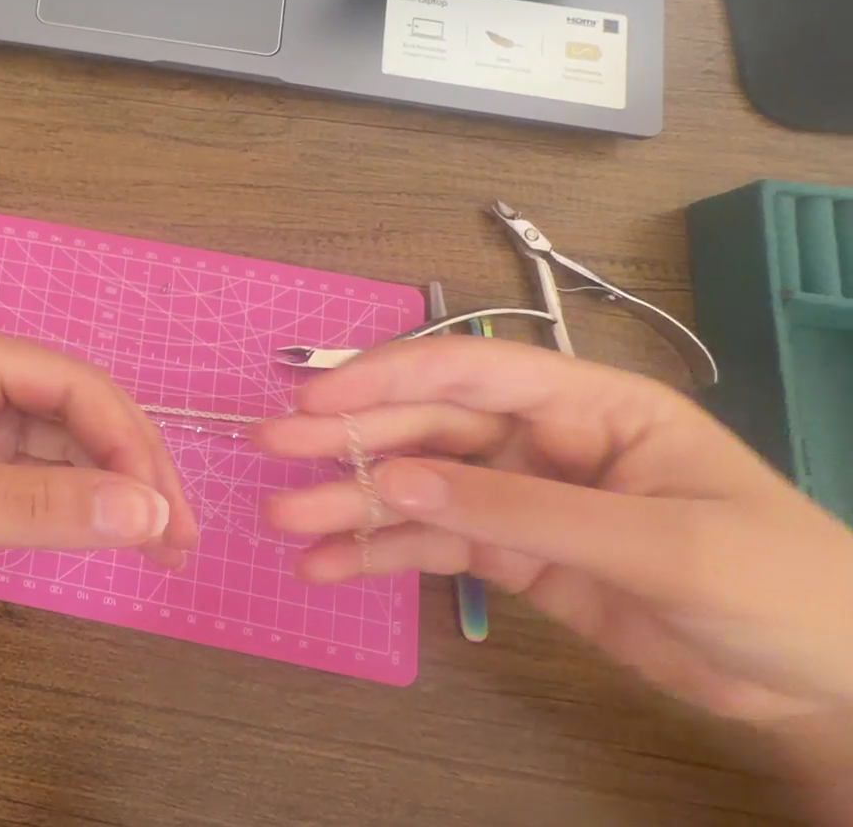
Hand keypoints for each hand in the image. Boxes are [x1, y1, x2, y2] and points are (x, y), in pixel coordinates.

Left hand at [0, 323, 199, 584]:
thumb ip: (28, 507)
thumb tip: (146, 514)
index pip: (69, 382)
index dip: (126, 439)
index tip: (164, 509)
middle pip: (75, 409)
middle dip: (130, 466)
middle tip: (179, 536)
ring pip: (63, 442)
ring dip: (111, 488)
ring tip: (162, 545)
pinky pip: (36, 472)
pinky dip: (74, 502)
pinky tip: (106, 532)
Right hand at [252, 336, 852, 725]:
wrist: (833, 693)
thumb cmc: (784, 591)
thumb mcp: (658, 545)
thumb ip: (518, 509)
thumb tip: (391, 481)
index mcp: (587, 405)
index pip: (468, 371)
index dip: (385, 378)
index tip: (312, 401)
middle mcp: (537, 439)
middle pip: (423, 428)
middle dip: (345, 440)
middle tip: (269, 449)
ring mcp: (516, 496)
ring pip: (412, 488)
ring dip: (346, 503)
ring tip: (283, 520)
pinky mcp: (506, 552)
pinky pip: (427, 544)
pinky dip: (376, 554)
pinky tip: (327, 565)